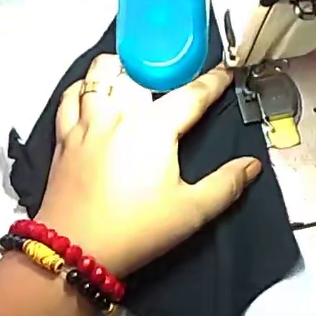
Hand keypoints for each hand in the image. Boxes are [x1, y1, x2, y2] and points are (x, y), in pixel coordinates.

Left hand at [34, 54, 262, 275]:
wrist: (76, 250)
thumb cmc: (135, 230)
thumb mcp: (192, 212)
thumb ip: (226, 185)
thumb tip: (251, 166)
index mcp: (154, 128)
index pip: (191, 95)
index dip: (212, 82)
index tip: (224, 73)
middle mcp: (119, 115)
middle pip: (140, 73)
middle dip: (162, 66)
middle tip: (175, 70)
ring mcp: (87, 124)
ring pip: (99, 75)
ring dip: (117, 67)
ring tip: (130, 69)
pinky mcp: (64, 139)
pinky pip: (69, 98)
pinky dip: (82, 87)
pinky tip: (89, 92)